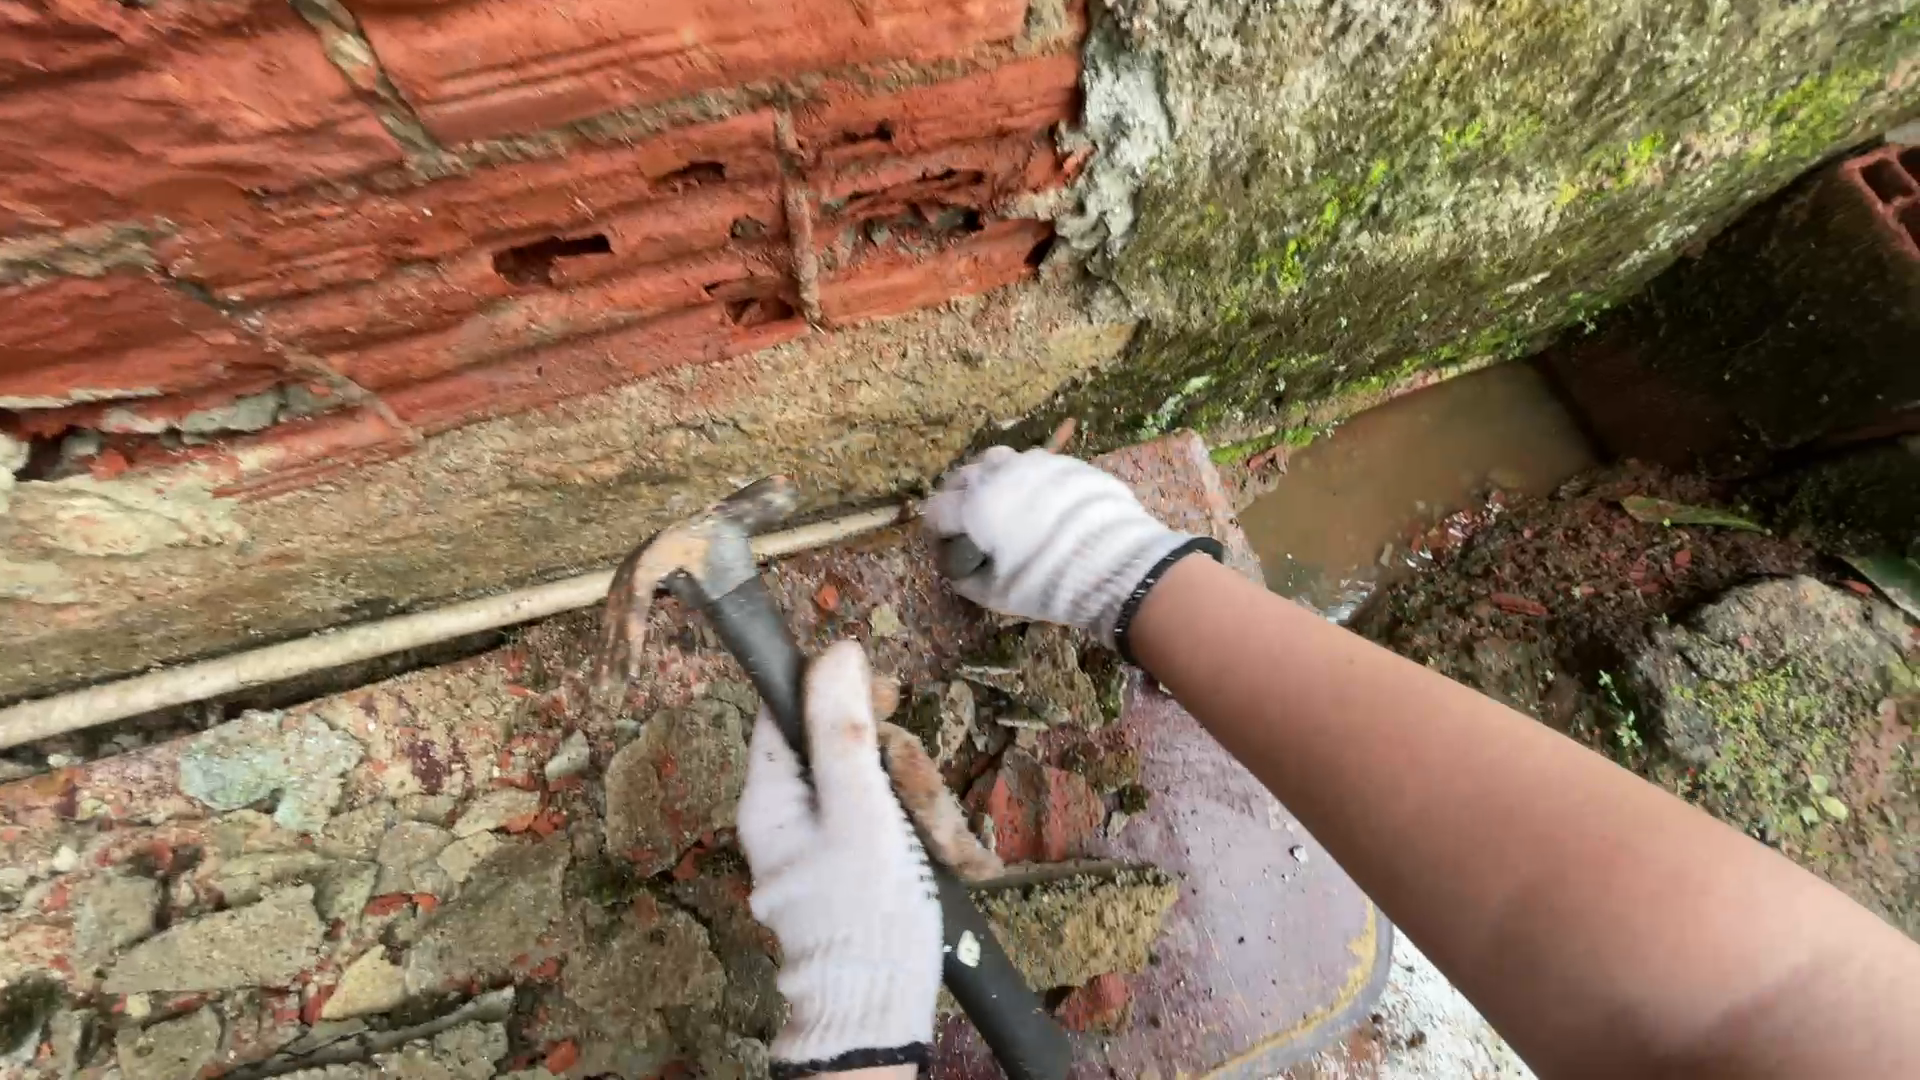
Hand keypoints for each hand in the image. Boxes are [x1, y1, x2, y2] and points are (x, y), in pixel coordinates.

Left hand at [735, 641, 940, 1076]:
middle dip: (889, 758)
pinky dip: (915, 824)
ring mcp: (819, 837)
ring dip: (913, 796)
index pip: (787, 707)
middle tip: (915, 785)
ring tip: (936, 839)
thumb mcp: (858, 811)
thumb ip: (844, 732)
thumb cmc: (865, 909)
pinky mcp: (851, 858)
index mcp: (769, 795)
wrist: (881, 1010)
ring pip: (870, 778)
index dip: (834, 691)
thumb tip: (838, 650)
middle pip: (838, 742)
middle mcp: (785, 812)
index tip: (882, 701)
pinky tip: (938, 851)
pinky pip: (884, 814)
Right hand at [922, 446, 1219, 653]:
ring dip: (990, 479)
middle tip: (970, 523)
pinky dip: (1025, 478)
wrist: (1117, 564)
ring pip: (997, 460)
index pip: (936, 510)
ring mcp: (1034, 463)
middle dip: (958, 499)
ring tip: (1001, 502)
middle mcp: (998, 476)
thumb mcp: (997, 594)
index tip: (948, 545)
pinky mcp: (1066, 462)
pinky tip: (1039, 501)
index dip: (937, 531)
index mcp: (974, 506)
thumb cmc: (1048, 582)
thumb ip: (966, 579)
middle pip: (962, 477)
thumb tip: (957, 568)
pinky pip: (1033, 464)